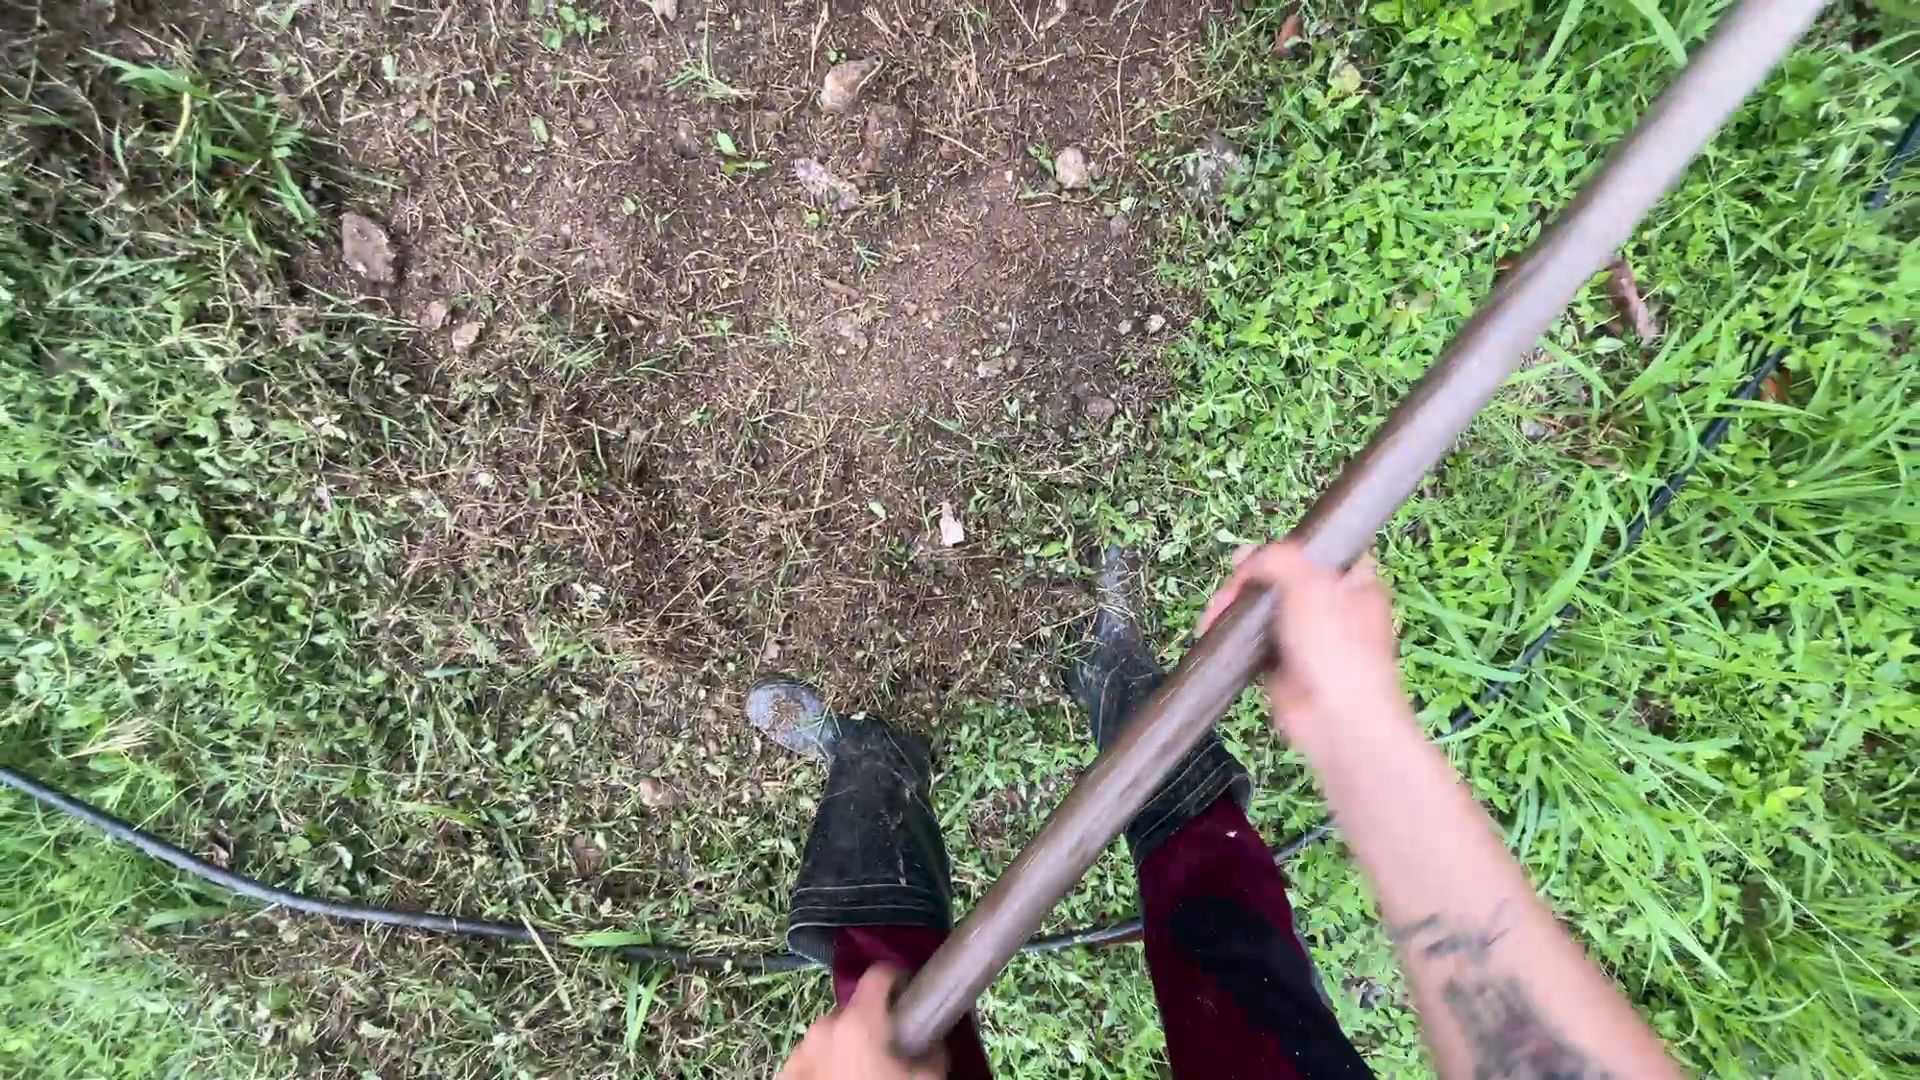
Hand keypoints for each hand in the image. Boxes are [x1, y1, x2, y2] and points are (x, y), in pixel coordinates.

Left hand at [777, 966, 945, 1079]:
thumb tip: (932, 1039)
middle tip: (887, 1054)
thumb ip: (932, 1051)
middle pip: (854, 1009)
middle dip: (871, 1024)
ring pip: (830, 1035)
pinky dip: (822, 1067)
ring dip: (846, 1047)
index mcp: (859, 1021)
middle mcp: (825, 1027)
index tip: (909, 1000)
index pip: (880, 974)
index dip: (898, 981)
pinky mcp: (783, 1077)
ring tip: (861, 1076)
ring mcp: (799, 1052)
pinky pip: (809, 1060)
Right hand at [1199, 541, 1406, 741]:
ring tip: (1214, 614)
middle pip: (1279, 578)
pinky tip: (1212, 629)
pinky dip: (1230, 633)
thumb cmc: (1336, 649)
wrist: (1336, 720)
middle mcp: (1331, 606)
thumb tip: (1247, 556)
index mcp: (1353, 584)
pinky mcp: (1280, 661)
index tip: (1258, 554)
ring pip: (1260, 607)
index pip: (1319, 551)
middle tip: (1229, 590)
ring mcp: (1304, 636)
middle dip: (1246, 581)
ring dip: (1232, 605)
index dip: (1287, 548)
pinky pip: (1250, 638)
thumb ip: (1278, 559)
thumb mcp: (1311, 586)